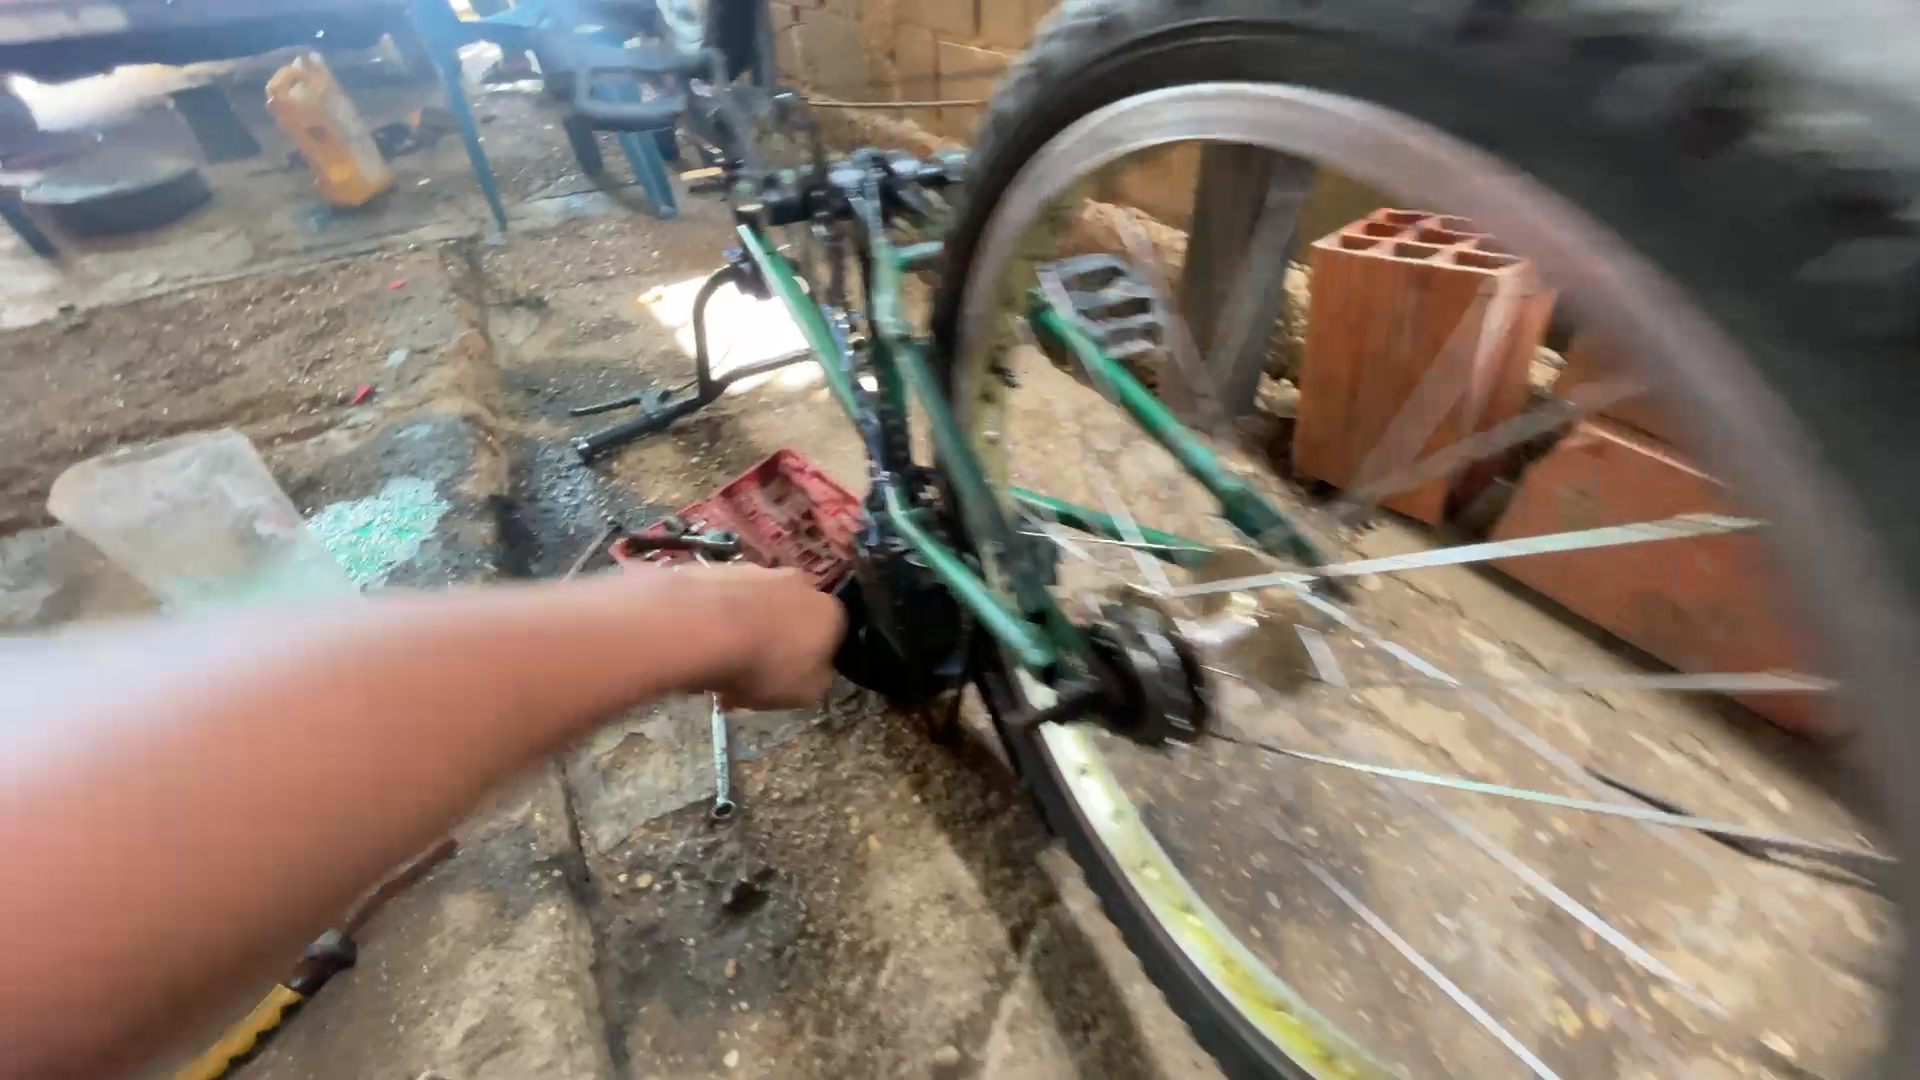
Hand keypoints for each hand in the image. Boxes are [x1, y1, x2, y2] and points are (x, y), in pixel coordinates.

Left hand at [672, 564, 846, 709]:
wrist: (704, 628)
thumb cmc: (765, 665)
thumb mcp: (805, 693)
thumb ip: (818, 680)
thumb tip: (815, 671)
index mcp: (830, 612)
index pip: (834, 635)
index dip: (815, 658)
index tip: (793, 678)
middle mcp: (802, 584)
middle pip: (794, 616)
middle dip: (778, 641)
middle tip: (753, 673)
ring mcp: (760, 571)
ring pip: (758, 606)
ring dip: (746, 630)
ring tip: (718, 664)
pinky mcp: (722, 569)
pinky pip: (725, 600)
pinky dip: (717, 619)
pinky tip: (700, 644)